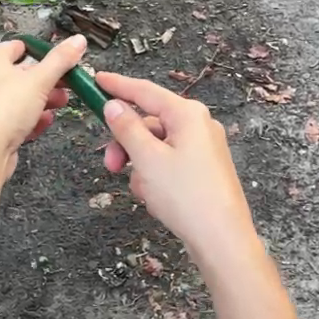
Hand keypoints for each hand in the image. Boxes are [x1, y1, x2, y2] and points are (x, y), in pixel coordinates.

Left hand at [0, 35, 86, 179]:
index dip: (39, 50)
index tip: (61, 58)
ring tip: (62, 103)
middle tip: (69, 84)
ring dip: (44, 100)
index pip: (17, 46)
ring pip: (23, 98)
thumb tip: (79, 39)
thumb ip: (60, 60)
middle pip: (24, 74)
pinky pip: (18, 119)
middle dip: (49, 80)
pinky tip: (45, 122)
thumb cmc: (8, 107)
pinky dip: (33, 119)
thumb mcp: (39, 79)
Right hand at [97, 72, 254, 259]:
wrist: (221, 238)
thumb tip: (113, 105)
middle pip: (149, 123)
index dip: (118, 86)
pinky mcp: (204, 170)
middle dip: (126, 144)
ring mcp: (203, 148)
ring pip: (156, 147)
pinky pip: (169, 163)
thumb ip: (126, 128)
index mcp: (187, 114)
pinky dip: (155, 176)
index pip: (145, 92)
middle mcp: (199, 125)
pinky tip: (156, 199)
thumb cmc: (187, 196)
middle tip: (111, 166)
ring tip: (142, 191)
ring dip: (140, 166)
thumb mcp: (147, 159)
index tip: (97, 80)